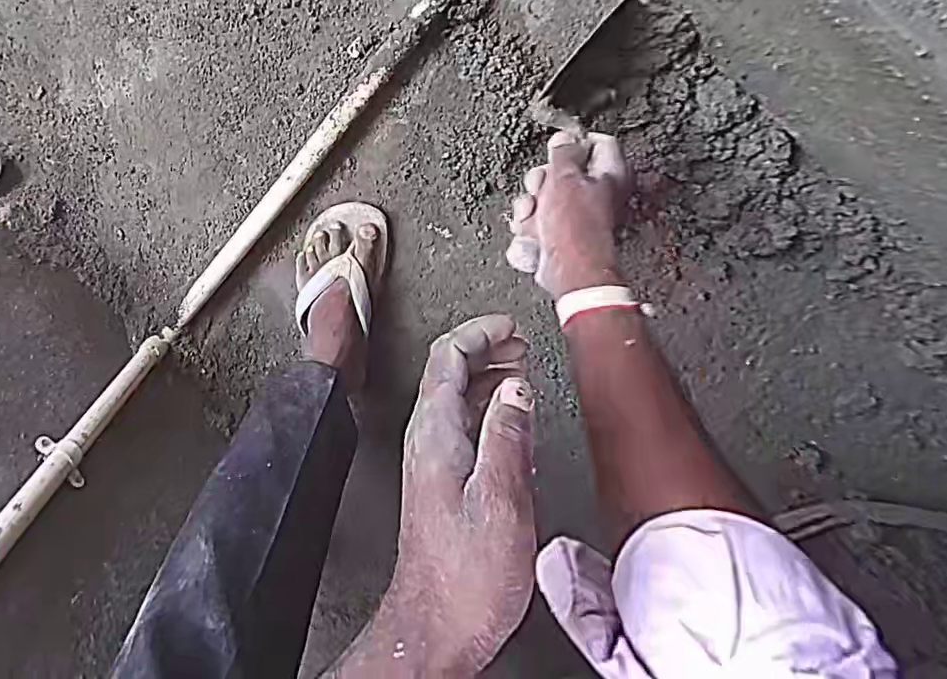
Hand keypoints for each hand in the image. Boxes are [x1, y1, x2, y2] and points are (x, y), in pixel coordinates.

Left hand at [336, 315, 536, 674]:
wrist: (435, 620)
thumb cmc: (465, 574)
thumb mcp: (501, 499)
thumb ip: (508, 435)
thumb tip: (518, 387)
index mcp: (436, 431)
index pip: (448, 356)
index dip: (478, 332)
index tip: (508, 326)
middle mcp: (427, 435)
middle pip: (448, 369)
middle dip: (485, 346)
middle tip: (519, 342)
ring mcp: (431, 454)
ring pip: (455, 392)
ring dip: (487, 373)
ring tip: (519, 367)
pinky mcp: (440, 473)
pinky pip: (461, 419)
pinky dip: (486, 402)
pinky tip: (509, 413)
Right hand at [505, 131, 630, 296]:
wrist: (567, 270)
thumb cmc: (574, 226)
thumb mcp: (564, 177)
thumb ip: (563, 152)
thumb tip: (565, 137)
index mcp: (611, 174)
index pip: (598, 142)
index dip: (573, 143)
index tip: (556, 151)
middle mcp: (599, 193)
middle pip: (562, 170)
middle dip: (541, 179)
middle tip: (540, 189)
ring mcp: (579, 215)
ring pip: (544, 196)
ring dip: (530, 205)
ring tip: (532, 218)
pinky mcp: (562, 233)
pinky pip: (538, 220)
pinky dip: (530, 226)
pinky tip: (532, 233)